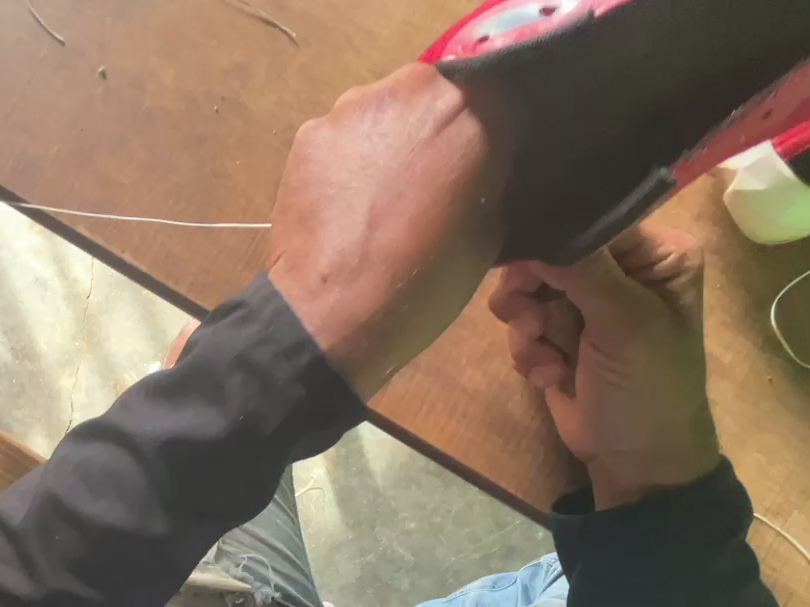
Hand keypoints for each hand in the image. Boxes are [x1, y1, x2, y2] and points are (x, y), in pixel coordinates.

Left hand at [268, 64, 506, 398]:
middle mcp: (415, 87)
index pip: (500, 96)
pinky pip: (341, 141)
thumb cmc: (420, 285)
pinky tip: (342, 206)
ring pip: (383, 115)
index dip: (491, 133)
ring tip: (377, 201)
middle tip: (425, 186)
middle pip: (434, 98)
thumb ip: (493, 179)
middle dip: (433, 135)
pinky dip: (346, 165)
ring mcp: (354, 107)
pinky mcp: (309, 135)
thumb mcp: (489, 234)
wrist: (331, 317)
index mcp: (476, 107)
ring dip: (387, 146)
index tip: (482, 165)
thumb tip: (488, 167)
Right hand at [487, 226, 719, 508]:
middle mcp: (620, 274)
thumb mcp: (624, 324)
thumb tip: (537, 229)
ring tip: (545, 357)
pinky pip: (522, 330)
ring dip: (526, 330)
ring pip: (528, 295)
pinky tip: (549, 376)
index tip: (522, 265)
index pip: (592, 224)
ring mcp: (585, 309)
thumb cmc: (647, 387)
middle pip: (550, 258)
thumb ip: (583, 272)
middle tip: (528, 321)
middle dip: (531, 294)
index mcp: (657, 255)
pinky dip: (529, 354)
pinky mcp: (557, 340)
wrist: (633, 457)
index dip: (552, 242)